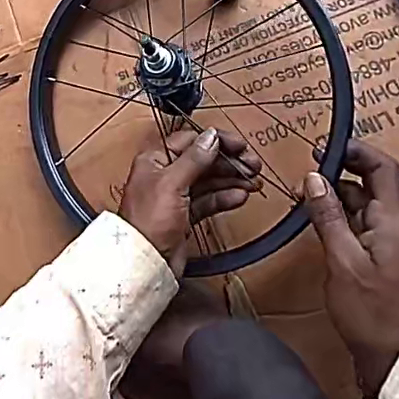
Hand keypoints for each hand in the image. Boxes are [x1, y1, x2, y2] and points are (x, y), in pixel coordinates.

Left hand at [118, 127, 263, 274]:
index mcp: (155, 159)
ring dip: (231, 179)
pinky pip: (208, 201)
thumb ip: (194, 159)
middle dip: (228, 161)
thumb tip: (211, 137)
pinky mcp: (185, 215)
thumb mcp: (172, 183)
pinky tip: (240, 196)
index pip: (190, 140)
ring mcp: (175, 195)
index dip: (215, 141)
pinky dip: (224, 198)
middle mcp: (165, 174)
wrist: (146, 261)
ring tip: (253, 181)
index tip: (239, 145)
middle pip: (202, 160)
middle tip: (252, 165)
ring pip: (208, 181)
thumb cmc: (148, 221)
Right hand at [303, 142, 398, 398]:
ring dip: (332, 193)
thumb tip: (313, 177)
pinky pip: (355, 221)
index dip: (357, 150)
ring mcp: (384, 241)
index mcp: (392, 222)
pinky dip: (334, 213)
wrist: (392, 359)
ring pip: (359, 201)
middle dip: (337, 170)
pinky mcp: (374, 254)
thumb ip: (328, 216)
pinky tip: (312, 217)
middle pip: (369, 182)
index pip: (383, 169)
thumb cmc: (370, 312)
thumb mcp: (342, 260)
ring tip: (302, 195)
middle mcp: (392, 226)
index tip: (324, 147)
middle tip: (305, 170)